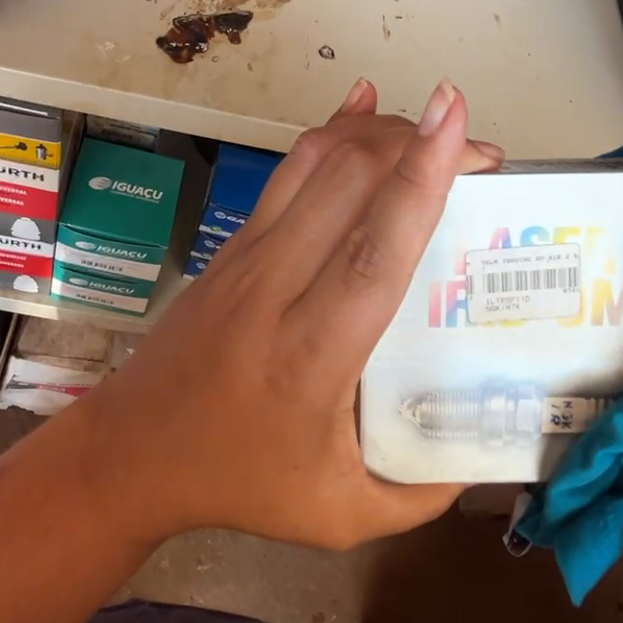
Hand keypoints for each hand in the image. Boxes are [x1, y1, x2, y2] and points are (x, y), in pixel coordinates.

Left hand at [65, 78, 502, 549]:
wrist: (134, 448)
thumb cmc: (238, 480)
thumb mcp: (341, 515)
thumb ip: (422, 489)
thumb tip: (489, 449)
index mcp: (313, 354)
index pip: (374, 250)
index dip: (420, 179)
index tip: (455, 120)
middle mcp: (276, 287)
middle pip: (348, 182)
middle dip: (417, 142)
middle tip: (479, 151)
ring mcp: (247, 256)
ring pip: (313, 164)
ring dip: (375, 133)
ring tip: (431, 132)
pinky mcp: (232, 245)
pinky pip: (285, 174)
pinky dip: (327, 134)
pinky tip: (356, 108)